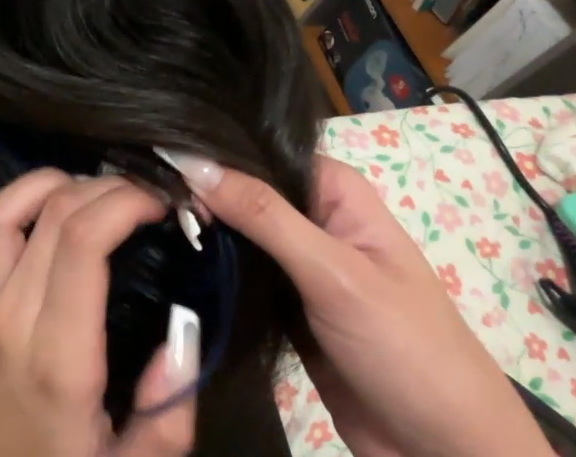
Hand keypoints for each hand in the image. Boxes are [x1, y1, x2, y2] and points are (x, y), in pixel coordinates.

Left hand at [0, 171, 197, 456]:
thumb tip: (185, 331)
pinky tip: (22, 210)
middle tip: (144, 195)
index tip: (163, 204)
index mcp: (60, 355)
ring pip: (0, 209)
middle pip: (52, 213)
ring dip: (46, 183)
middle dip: (105, 187)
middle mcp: (13, 314)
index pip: (83, 241)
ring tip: (90, 191)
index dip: (125, 204)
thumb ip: (169, 411)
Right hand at [164, 154, 551, 456]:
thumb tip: (189, 159)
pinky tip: (159, 255)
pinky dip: (205, 269)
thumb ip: (263, 216)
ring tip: (133, 215)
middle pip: (241, 190)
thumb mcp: (333, 274)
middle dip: (193, 191)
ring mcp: (295, 265)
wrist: (443, 455)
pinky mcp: (279, 305)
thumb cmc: (406, 350)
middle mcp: (312, 218)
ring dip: (194, 231)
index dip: (209, 150)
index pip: (259, 151)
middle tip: (132, 189)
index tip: (150, 150)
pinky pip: (234, 275)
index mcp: (334, 191)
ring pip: (232, 233)